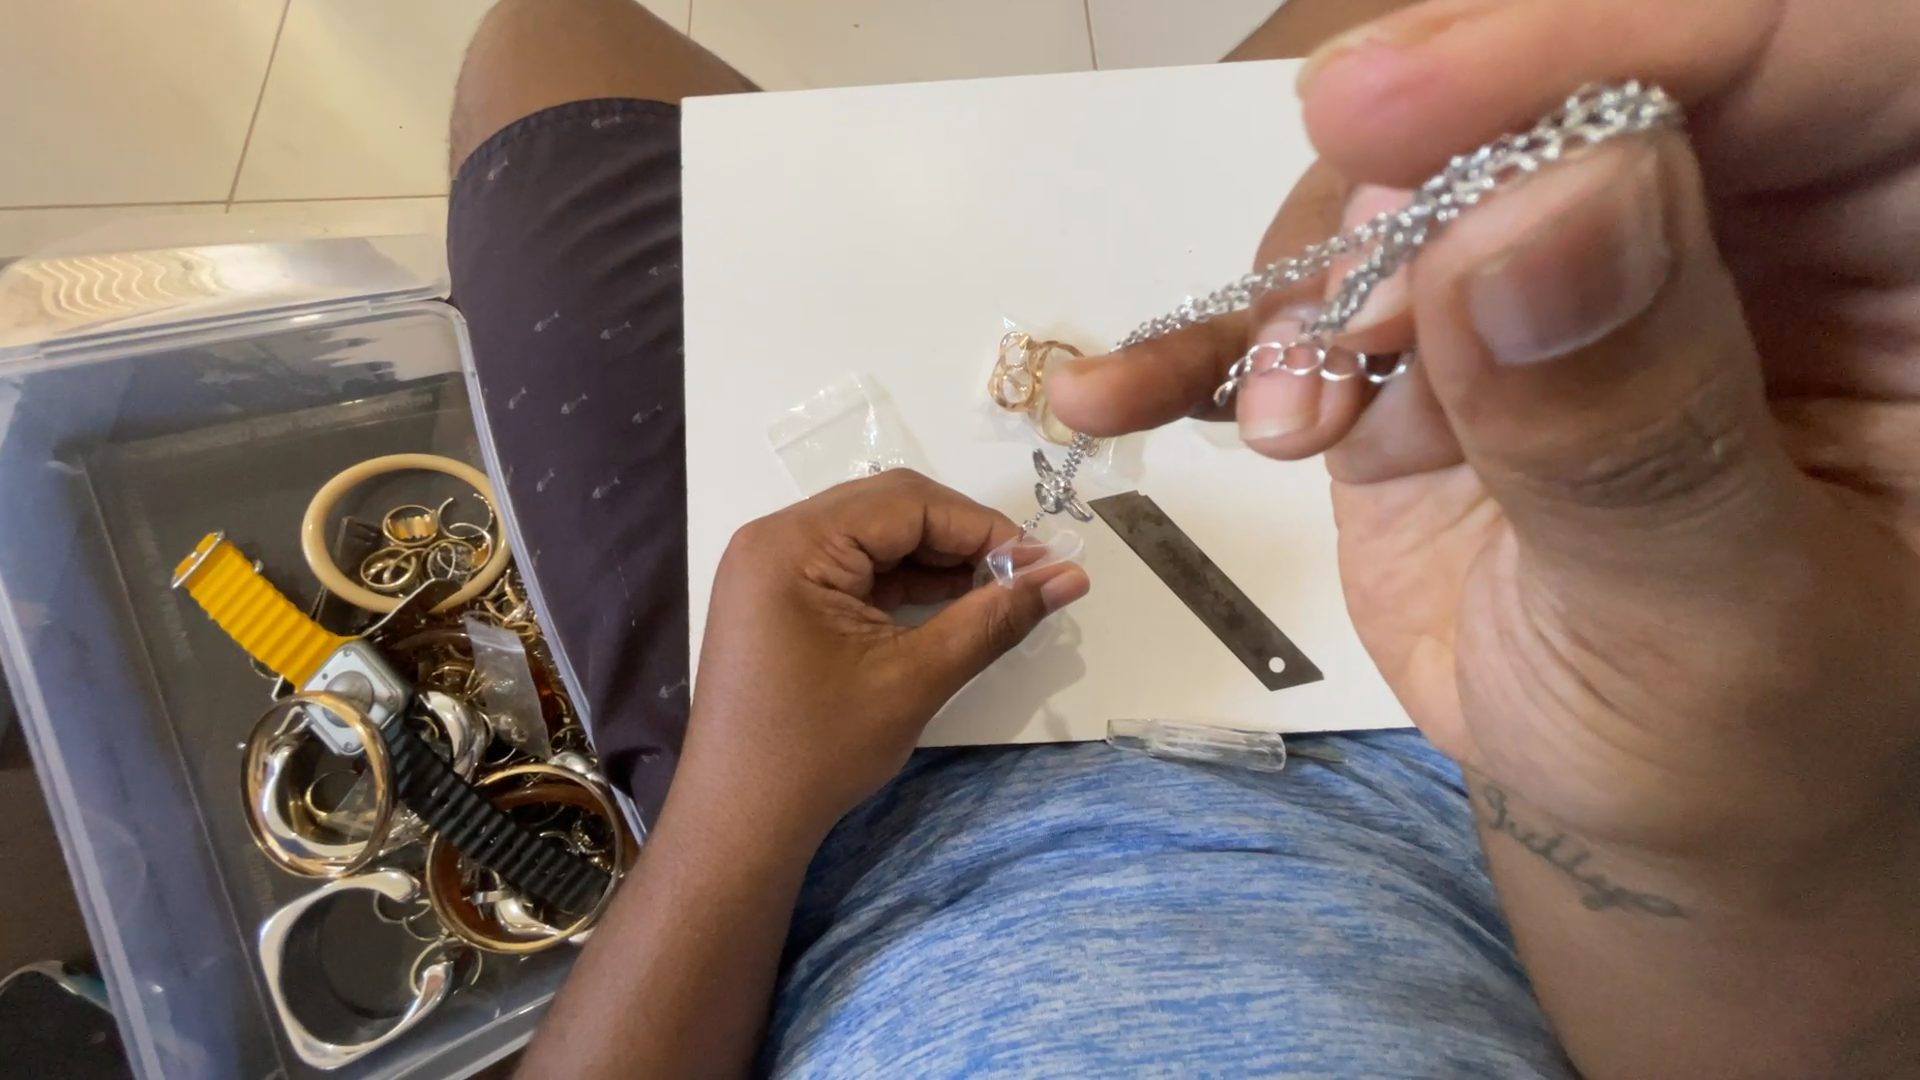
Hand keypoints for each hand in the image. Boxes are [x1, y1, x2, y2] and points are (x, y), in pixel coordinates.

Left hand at [682, 470, 1089, 844]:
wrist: (740, 822)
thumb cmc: (819, 751)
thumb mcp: (916, 678)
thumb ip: (996, 619)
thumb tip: (1071, 577)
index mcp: (793, 544)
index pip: (906, 503)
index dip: (981, 527)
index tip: (1039, 563)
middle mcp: (775, 538)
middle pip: (889, 510)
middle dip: (960, 539)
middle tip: (1019, 578)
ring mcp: (773, 566)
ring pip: (875, 536)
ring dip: (936, 558)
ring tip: (994, 592)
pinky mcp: (781, 595)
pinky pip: (854, 566)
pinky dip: (904, 580)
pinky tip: (948, 602)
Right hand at [1049, 0, 1919, 893]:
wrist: (1616, 780)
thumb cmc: (1725, 734)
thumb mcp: (1705, 613)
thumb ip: (1623, 422)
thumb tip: (1520, 214)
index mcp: (1906, 249)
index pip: (1778, 52)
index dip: (1567, 55)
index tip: (1372, 104)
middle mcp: (1707, 235)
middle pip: (1527, 113)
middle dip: (1400, 202)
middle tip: (1333, 329)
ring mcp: (1524, 295)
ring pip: (1377, 214)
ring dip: (1292, 308)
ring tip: (1284, 428)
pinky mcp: (1403, 363)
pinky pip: (1291, 330)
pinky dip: (1198, 361)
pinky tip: (1115, 395)